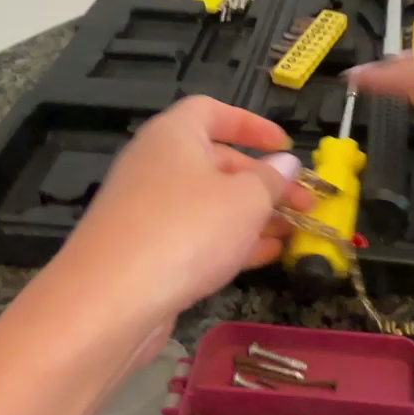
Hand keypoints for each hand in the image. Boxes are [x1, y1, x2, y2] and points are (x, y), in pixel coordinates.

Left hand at [48, 96, 313, 326]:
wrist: (108, 303)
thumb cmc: (185, 231)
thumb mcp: (245, 199)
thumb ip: (272, 178)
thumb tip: (286, 162)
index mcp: (174, 135)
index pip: (213, 112)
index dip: (252, 125)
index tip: (285, 146)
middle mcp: (156, 165)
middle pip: (217, 162)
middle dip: (264, 181)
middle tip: (305, 203)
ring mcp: (147, 210)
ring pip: (211, 203)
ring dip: (254, 215)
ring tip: (295, 233)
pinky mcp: (145, 250)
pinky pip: (196, 235)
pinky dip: (231, 240)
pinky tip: (266, 257)